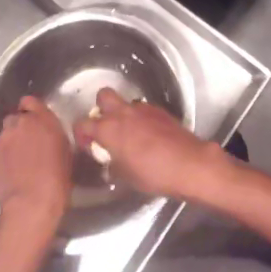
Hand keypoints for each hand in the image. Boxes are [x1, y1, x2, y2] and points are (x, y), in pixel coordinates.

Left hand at [0, 97, 71, 236]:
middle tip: (29, 143)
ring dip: (11, 142)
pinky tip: (10, 170)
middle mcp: (19, 123)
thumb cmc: (58, 179)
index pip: (30, 101)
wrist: (32, 202)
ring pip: (5, 135)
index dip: (31, 109)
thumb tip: (46, 134)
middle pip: (15, 118)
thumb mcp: (65, 150)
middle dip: (20, 127)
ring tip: (18, 159)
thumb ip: (52, 134)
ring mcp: (2, 139)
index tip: (35, 119)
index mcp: (42, 119)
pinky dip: (3, 156)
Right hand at [75, 89, 228, 200]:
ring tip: (130, 134)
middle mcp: (123, 113)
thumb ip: (113, 163)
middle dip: (101, 108)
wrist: (189, 163)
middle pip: (104, 96)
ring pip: (126, 103)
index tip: (86, 145)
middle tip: (105, 126)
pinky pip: (144, 110)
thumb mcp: (126, 176)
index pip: (83, 123)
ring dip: (124, 114)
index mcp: (108, 129)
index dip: (81, 134)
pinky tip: (149, 136)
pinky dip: (141, 119)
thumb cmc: (152, 173)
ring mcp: (143, 109)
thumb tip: (111, 160)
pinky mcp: (160, 111)